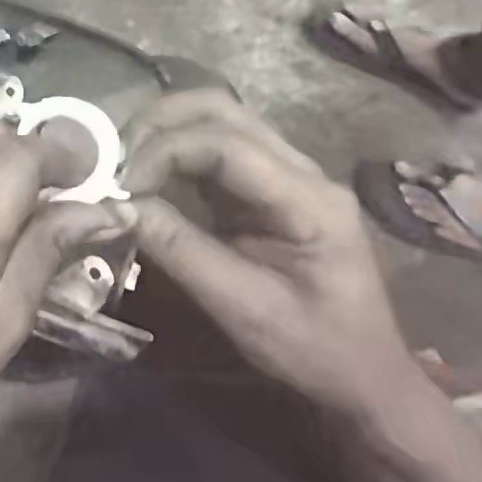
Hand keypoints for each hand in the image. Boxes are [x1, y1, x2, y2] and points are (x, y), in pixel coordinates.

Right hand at [121, 90, 418, 411]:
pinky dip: (175, 151)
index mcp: (310, 200)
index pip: (227, 144)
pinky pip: (215, 146)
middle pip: (222, 110)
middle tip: (116, 162)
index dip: (166, 152)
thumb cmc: (314, 350)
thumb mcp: (244, 310)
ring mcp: (286, 170)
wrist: (365, 372)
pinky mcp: (266, 183)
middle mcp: (302, 169)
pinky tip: (148, 175)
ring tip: (126, 165)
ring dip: (165, 131)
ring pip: (218, 117)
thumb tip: (121, 206)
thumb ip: (182, 252)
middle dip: (160, 124)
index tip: (123, 186)